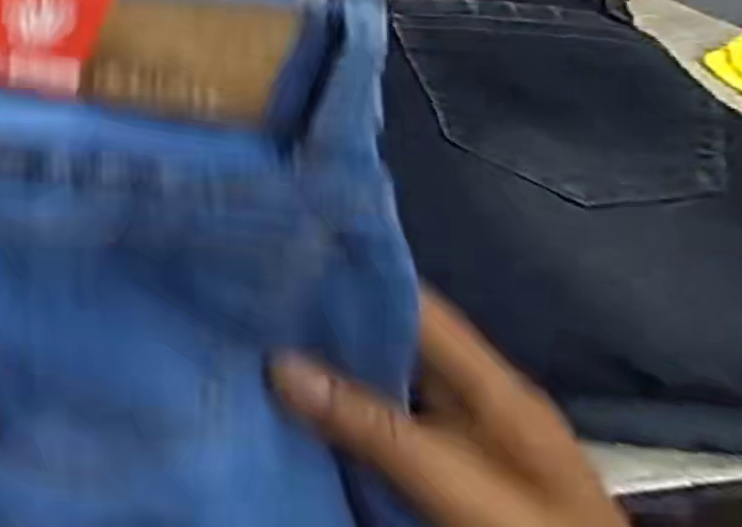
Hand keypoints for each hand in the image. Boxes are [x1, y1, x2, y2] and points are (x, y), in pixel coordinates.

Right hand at [273, 290, 626, 526]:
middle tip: (252, 295)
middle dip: (321, 315)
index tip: (286, 251)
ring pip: (375, 378)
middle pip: (386, 336)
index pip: (412, 301)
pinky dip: (333, 407)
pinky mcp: (438, 470)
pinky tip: (288, 401)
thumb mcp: (466, 488)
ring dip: (321, 361)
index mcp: (489, 382)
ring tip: (254, 334)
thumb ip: (379, 428)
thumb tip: (281, 364)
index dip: (352, 270)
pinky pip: (374, 422)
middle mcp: (469, 397)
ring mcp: (454, 436)